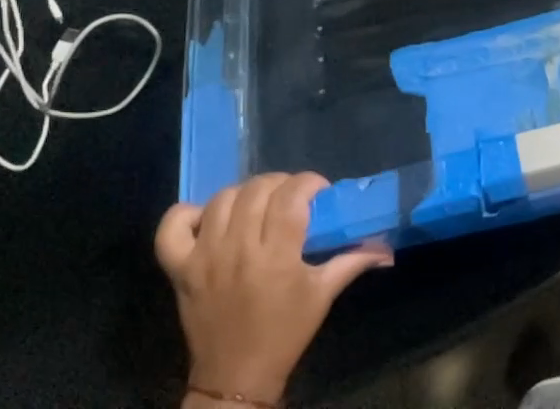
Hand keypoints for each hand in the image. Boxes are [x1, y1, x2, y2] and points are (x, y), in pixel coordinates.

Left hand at [155, 173, 394, 404]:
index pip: (292, 196)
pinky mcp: (180, 268)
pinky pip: (172, 226)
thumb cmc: (285, 333)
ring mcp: (204, 257)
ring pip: (222, 199)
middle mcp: (239, 250)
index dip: (308, 183)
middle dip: (280, 183)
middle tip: (291, 197)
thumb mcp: (322, 296)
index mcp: (277, 257)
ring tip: (257, 204)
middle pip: (257, 190)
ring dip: (244, 193)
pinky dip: (187, 213)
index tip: (319, 191)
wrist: (235, 376)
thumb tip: (387, 248)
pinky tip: (208, 218)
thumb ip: (353, 262)